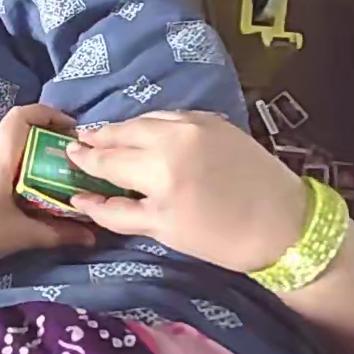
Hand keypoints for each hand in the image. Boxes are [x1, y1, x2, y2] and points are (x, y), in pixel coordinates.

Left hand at [0, 104, 95, 273]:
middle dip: (49, 136)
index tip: (72, 130)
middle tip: (73, 158)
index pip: (21, 116)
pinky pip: (2, 159)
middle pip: (20, 128)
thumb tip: (93, 236)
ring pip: (11, 145)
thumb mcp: (20, 235)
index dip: (48, 114)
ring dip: (35, 152)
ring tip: (59, 174)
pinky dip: (22, 165)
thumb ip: (58, 233)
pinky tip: (35, 188)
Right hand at [66, 111, 306, 272]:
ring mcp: (195, 123)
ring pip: (144, 119)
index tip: (66, 154)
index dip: (84, 158)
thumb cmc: (221, 237)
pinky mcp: (213, 120)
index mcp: (159, 168)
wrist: (286, 224)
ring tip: (107, 137)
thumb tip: (79, 200)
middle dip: (99, 137)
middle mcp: (173, 136)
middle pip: (122, 132)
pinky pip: (168, 116)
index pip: (108, 159)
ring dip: (122, 128)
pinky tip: (144, 133)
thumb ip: (117, 212)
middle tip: (80, 142)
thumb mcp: (164, 230)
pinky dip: (149, 124)